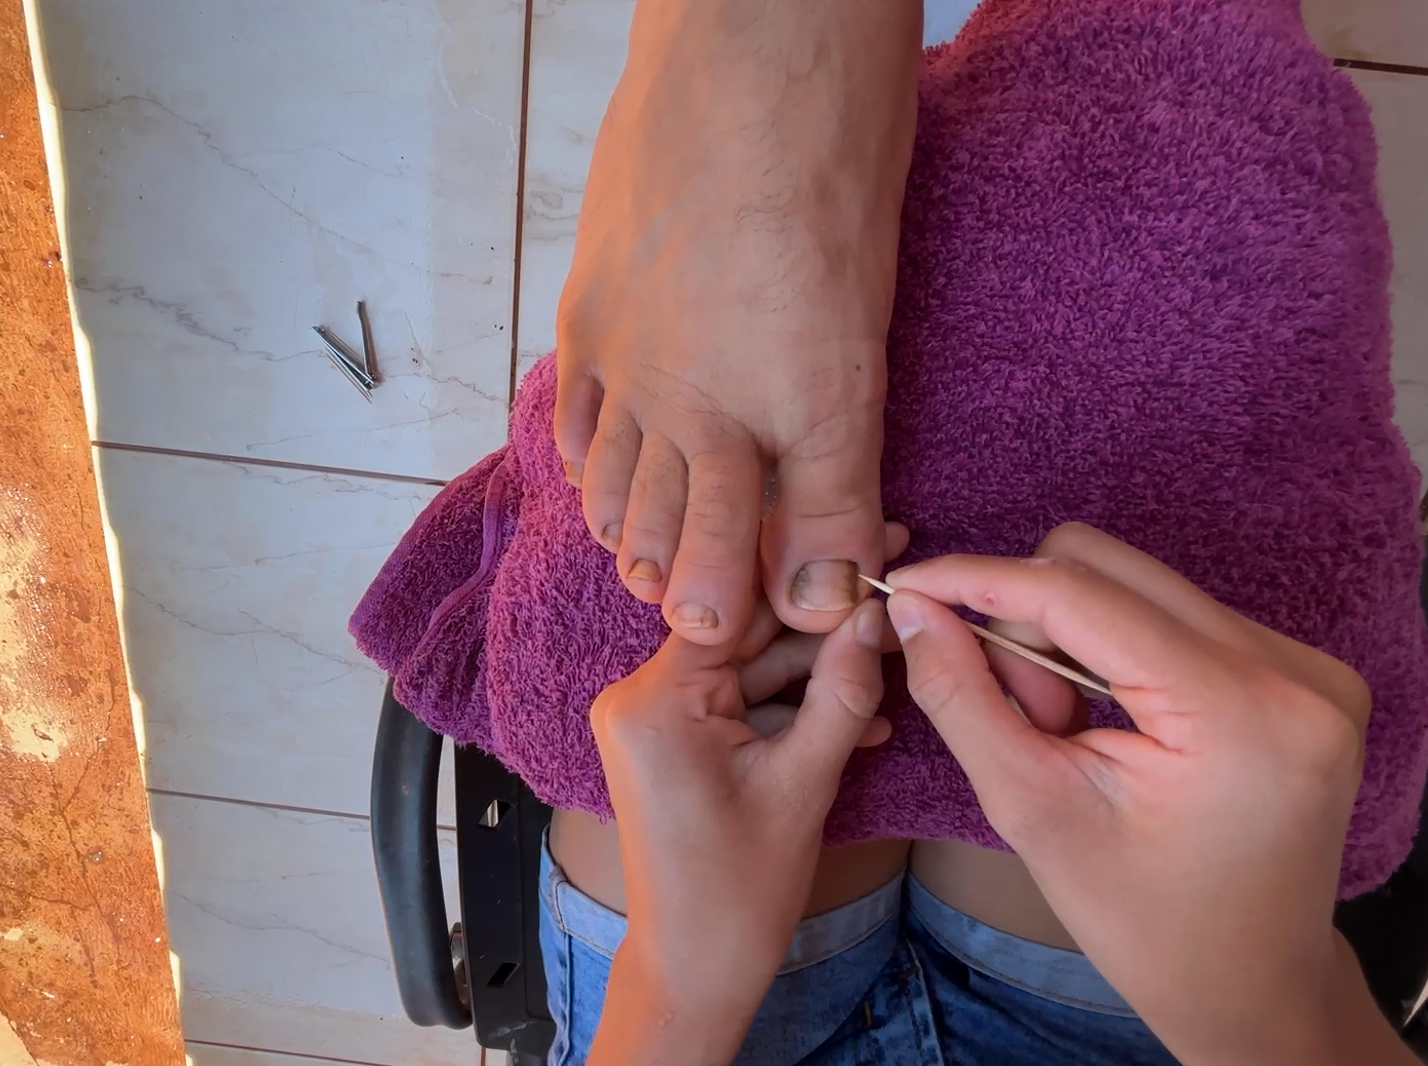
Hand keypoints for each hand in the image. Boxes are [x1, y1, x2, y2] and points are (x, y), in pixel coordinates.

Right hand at [554, 0, 922, 644]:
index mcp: (736, 430)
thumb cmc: (824, 206)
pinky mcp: (588, 307)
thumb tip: (817, 597)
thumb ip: (832, 490)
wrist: (752, 67)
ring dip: (624, 526)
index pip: (722, 557)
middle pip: (653, 527)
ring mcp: (615, 358)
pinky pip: (573, 410)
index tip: (727, 635)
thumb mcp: (855, 365)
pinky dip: (585, 455)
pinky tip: (594, 467)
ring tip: (636, 557)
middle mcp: (662, 408)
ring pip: (608, 478)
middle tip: (675, 609)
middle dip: (668, 579)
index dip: (725, 608)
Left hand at [583, 598, 888, 1065]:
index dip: (809, 576)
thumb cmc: (740, 889)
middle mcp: (637, 696)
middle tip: (886, 594)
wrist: (695, 966)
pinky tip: (853, 709)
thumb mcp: (803, 783)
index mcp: (654, 700)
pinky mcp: (668, 736)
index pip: (736, 608)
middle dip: (820, 627)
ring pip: (746, 671)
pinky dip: (785, 708)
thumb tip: (877, 615)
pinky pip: (734, 703)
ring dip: (813, 673)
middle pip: (743, 638)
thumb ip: (842, 692)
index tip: (865, 543)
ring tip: (886, 656)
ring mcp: (650, 716)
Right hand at [883, 524, 1427, 1065]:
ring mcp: (1301, 661)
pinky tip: (1099, 715)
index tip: (908, 584)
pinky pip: (1154, 606)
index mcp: (1238, 711)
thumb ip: (957, 694)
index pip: (1076, 594)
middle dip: (1025, 618)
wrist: (1250, 985)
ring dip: (1059, 635)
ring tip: (1061, 724)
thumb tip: (913, 608)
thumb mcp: (1024, 806)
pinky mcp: (1289, 666)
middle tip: (1021, 709)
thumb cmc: (1138, 916)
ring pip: (1123, 580)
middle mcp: (1290, 666)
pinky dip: (1097, 644)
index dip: (977, 579)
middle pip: (1100, 564)